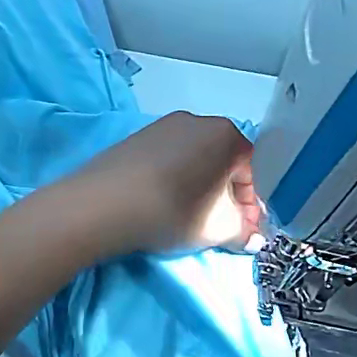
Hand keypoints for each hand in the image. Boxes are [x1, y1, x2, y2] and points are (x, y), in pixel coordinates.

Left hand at [63, 111, 261, 255]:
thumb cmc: (174, 211)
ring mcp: (162, 125)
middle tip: (218, 225)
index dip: (249, 203)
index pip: (252, 169)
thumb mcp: (218, 229)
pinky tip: (160, 203)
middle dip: (224, 194)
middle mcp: (197, 120)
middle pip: (222, 161)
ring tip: (186, 216)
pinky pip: (167, 158)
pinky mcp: (136, 137)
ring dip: (198, 186)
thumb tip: (252, 236)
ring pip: (194, 158)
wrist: (103, 205)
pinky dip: (172, 178)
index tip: (242, 229)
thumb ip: (243, 230)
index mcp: (226, 134)